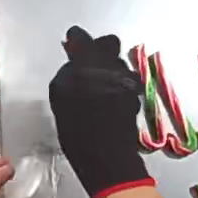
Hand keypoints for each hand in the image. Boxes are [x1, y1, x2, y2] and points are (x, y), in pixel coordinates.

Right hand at [49, 26, 150, 197]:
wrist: (107, 158)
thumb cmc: (77, 133)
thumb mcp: (61, 101)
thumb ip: (67, 75)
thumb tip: (72, 61)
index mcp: (88, 67)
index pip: (83, 39)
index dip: (76, 40)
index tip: (72, 41)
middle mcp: (112, 68)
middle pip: (108, 44)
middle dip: (97, 50)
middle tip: (87, 64)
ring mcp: (127, 80)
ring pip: (117, 62)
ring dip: (108, 68)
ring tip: (96, 87)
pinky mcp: (136, 93)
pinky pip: (123, 79)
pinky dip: (115, 83)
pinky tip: (106, 100)